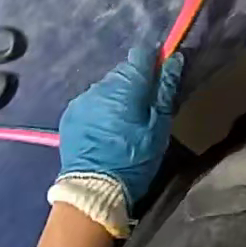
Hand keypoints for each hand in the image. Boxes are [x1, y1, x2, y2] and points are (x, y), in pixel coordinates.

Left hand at [56, 46, 182, 207]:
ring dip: (119, 94)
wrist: (92, 192)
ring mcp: (82, 100)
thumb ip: (166, 89)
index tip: (163, 73)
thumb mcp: (159, 125)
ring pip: (108, 86)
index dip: (155, 59)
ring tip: (126, 120)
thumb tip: (175, 59)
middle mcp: (100, 86)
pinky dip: (103, 107)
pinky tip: (107, 128)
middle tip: (147, 105)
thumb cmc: (134, 158)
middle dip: (137, 81)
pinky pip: (93, 101)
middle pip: (125, 70)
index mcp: (126, 85)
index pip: (142, 53)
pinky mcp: (70, 115)